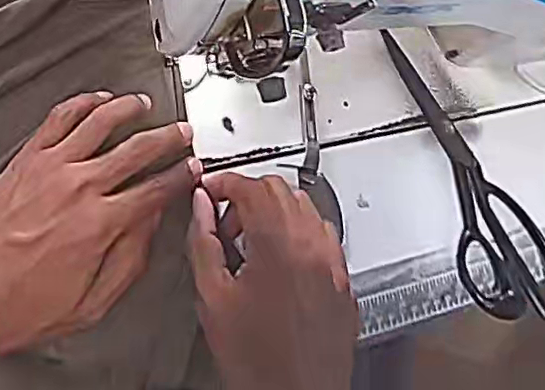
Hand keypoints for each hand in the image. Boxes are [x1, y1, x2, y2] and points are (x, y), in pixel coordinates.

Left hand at [0, 92, 198, 388]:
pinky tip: (97, 100)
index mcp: (98, 224)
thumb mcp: (90, 303)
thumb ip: (129, 260)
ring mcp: (51, 165)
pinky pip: (60, 116)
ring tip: (144, 103)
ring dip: (129, 108)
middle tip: (180, 132)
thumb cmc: (21, 305)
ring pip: (101, 121)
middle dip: (166, 138)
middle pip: (136, 148)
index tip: (190, 169)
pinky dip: (83, 102)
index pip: (154, 189)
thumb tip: (151, 225)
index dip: (179, 176)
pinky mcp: (28, 156)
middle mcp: (78, 187)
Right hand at [188, 172, 356, 389]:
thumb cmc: (258, 363)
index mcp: (277, 244)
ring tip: (252, 240)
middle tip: (226, 221)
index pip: (249, 187)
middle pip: (277, 189)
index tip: (209, 191)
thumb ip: (202, 241)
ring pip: (302, 206)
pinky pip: (322, 234)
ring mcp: (331, 263)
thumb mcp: (213, 297)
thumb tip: (201, 205)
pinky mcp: (343, 281)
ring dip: (274, 210)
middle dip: (247, 195)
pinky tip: (281, 256)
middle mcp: (311, 246)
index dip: (223, 183)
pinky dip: (299, 230)